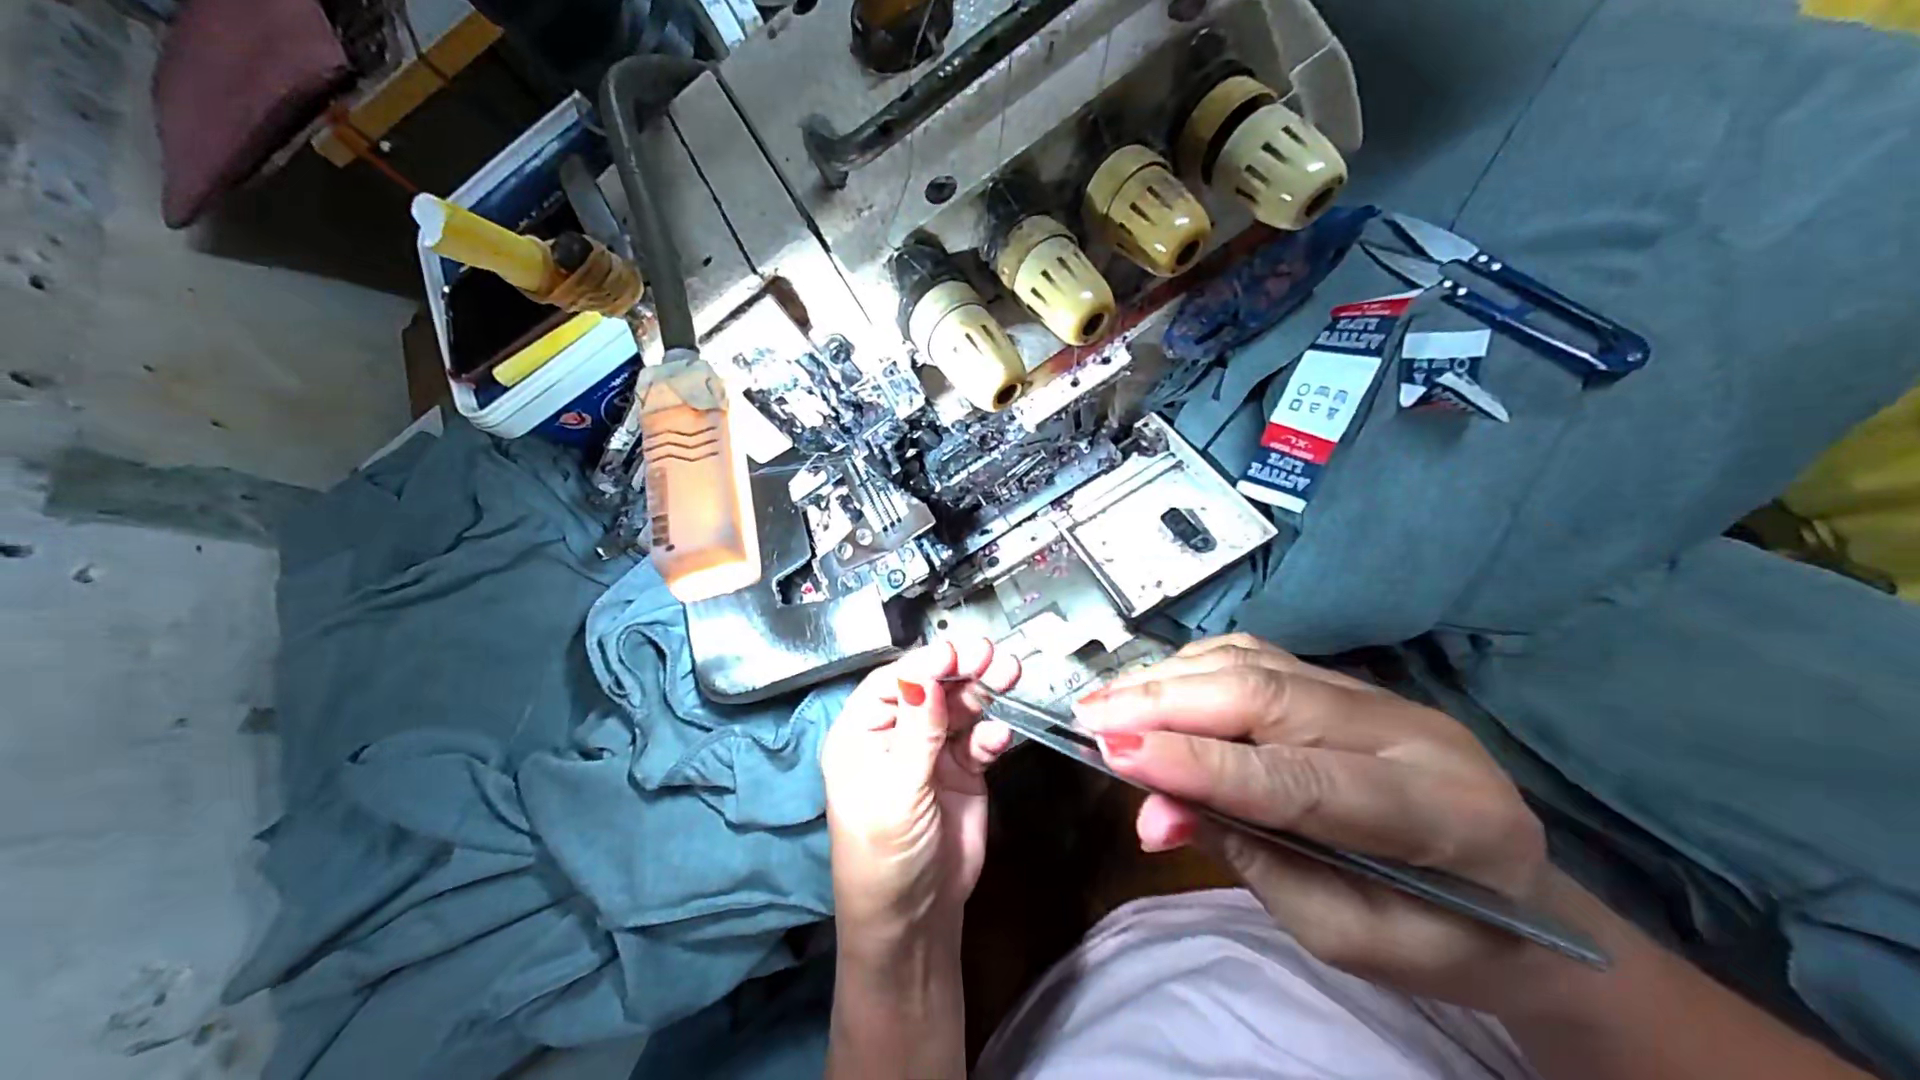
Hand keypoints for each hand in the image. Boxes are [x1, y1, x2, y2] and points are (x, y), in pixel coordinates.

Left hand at [821, 638, 1020, 943]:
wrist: (915, 917)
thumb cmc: (884, 854)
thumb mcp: (897, 791)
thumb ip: (918, 732)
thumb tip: (926, 676)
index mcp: (861, 734)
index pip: (891, 685)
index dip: (922, 665)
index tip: (954, 652)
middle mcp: (896, 736)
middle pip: (930, 690)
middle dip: (958, 670)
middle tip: (989, 654)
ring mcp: (931, 753)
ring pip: (960, 710)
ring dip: (983, 692)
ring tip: (1009, 672)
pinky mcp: (963, 771)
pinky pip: (980, 741)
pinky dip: (992, 735)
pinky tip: (1000, 737)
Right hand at [1075, 634, 1553, 1008]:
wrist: (1519, 902)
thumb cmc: (1437, 942)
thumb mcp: (1344, 934)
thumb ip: (1249, 861)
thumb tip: (1152, 812)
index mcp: (1437, 814)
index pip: (1293, 777)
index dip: (1197, 762)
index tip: (1112, 752)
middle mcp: (1410, 732)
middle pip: (1266, 693)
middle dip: (1166, 702)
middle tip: (1090, 718)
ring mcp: (1379, 694)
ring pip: (1255, 662)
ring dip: (1170, 678)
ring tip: (1105, 701)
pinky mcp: (1348, 681)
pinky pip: (1258, 656)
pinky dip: (1195, 668)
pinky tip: (1154, 685)